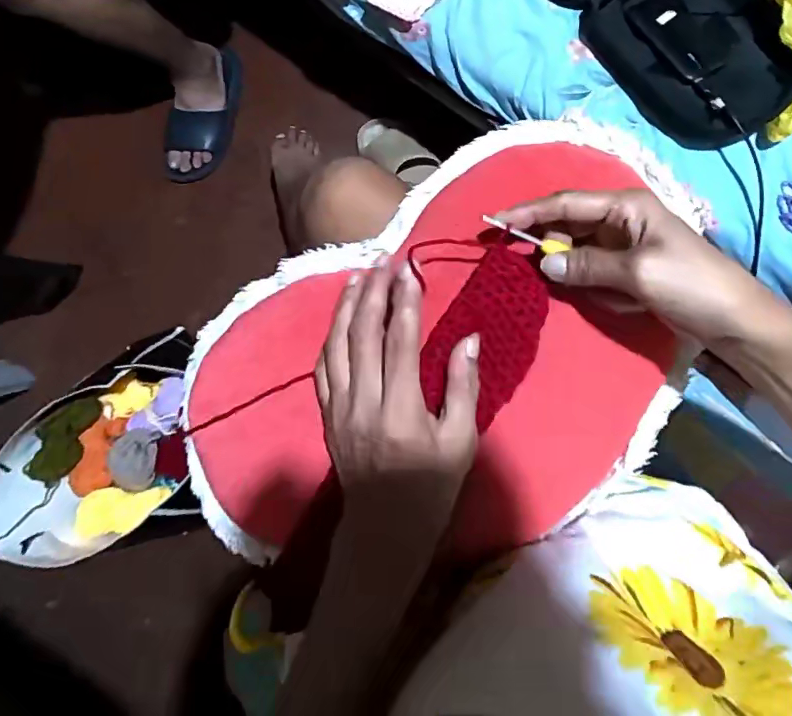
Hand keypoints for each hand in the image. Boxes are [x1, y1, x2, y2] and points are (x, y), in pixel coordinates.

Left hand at [316, 255, 479, 546]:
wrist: (383, 532)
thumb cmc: (431, 488)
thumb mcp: (461, 442)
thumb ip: (463, 387)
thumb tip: (468, 338)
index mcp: (401, 411)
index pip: (400, 342)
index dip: (404, 301)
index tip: (409, 269)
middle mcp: (364, 403)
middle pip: (363, 334)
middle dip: (373, 291)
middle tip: (384, 259)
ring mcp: (339, 409)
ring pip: (337, 345)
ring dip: (347, 305)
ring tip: (360, 274)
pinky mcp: (327, 415)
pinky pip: (324, 366)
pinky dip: (331, 335)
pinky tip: (339, 315)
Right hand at [493, 189, 788, 349]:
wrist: (737, 323)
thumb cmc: (691, 284)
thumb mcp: (637, 272)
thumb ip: (587, 266)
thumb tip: (543, 264)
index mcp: (626, 206)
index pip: (565, 203)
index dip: (528, 212)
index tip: (495, 222)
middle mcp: (621, 221)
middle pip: (569, 226)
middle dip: (547, 244)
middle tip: (517, 261)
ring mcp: (625, 248)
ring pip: (579, 254)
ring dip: (573, 271)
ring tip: (579, 287)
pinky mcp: (630, 274)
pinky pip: (595, 276)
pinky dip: (594, 288)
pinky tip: (615, 302)